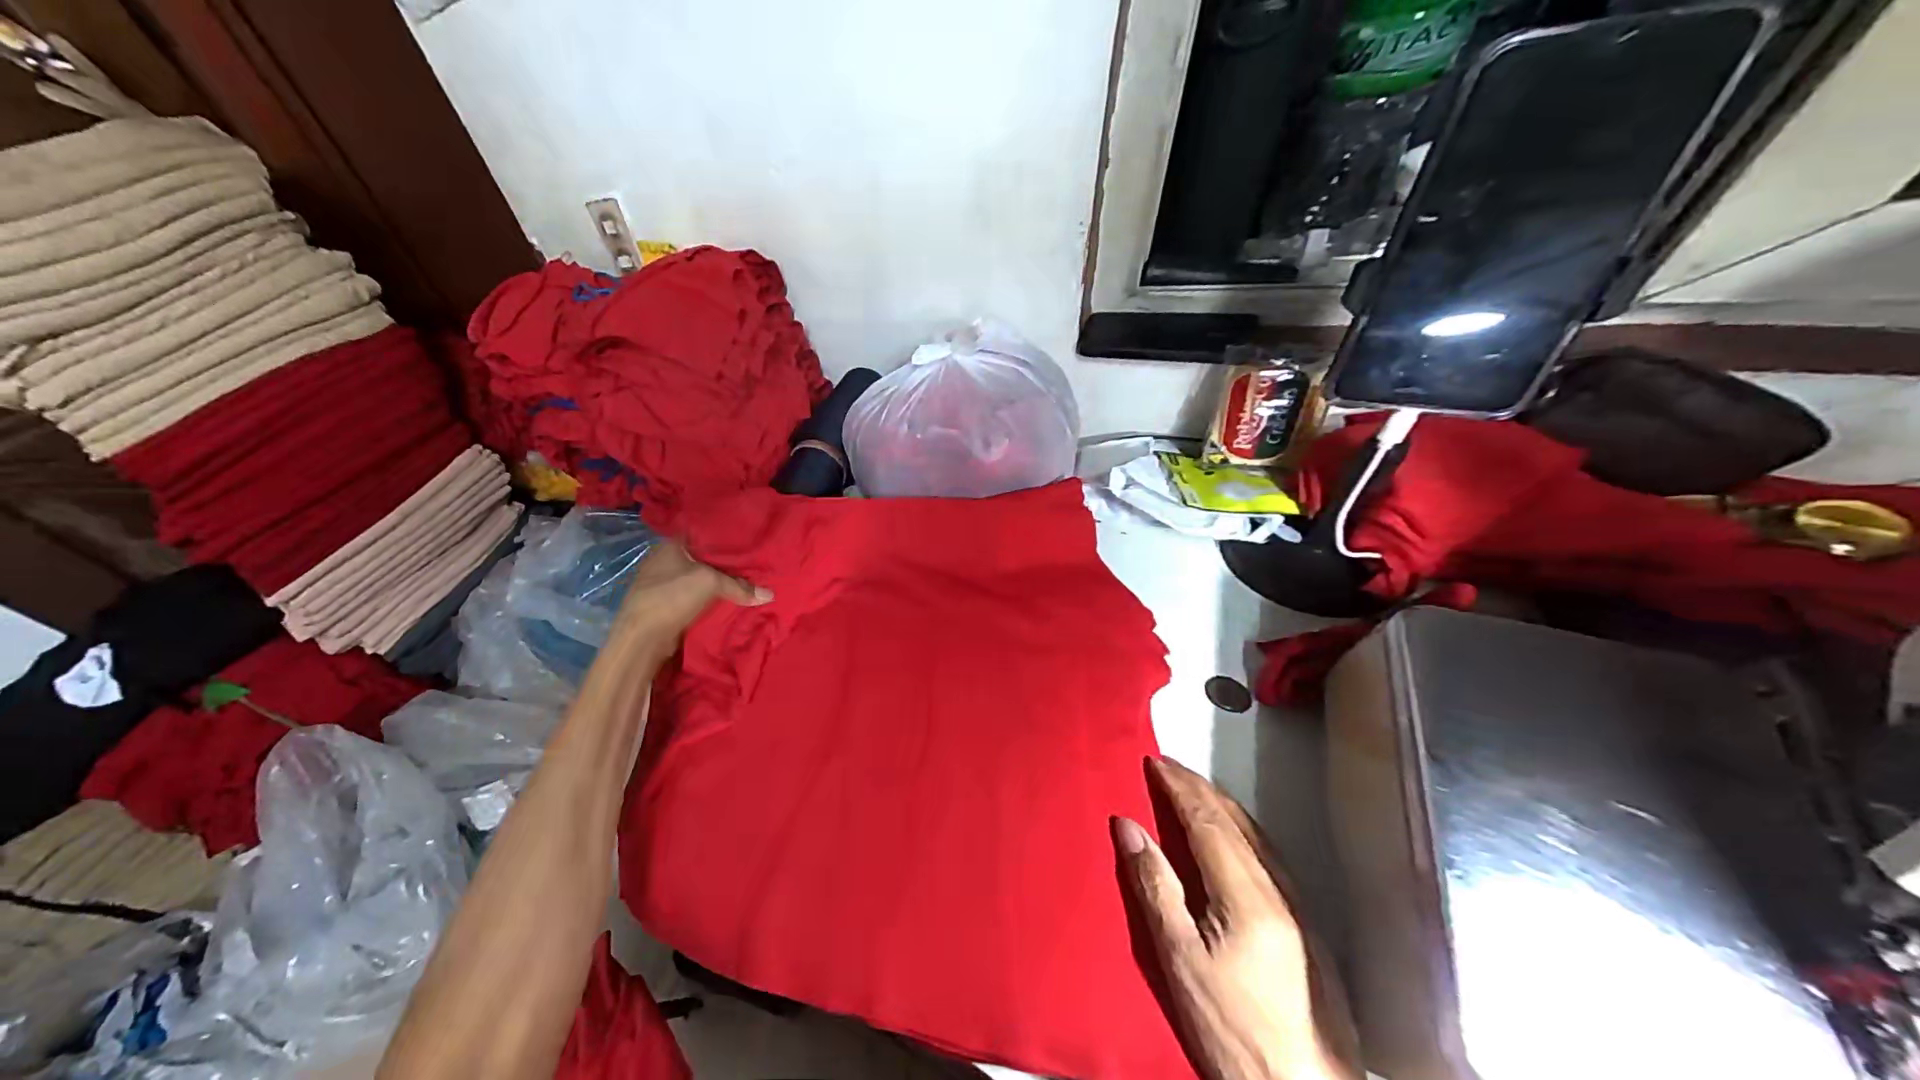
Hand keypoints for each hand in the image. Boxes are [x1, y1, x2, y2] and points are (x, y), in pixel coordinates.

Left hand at [611, 538, 770, 641]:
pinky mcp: (668, 604)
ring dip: (720, 583)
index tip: (750, 542)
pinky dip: (712, 598)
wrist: (642, 638)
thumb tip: (770, 594)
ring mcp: (665, 583)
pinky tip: (731, 599)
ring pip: (701, 578)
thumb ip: (740, 586)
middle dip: (727, 563)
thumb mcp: (710, 583)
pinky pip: (697, 596)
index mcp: (670, 545)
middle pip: (705, 558)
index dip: (727, 538)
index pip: (704, 535)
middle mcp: (666, 560)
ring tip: (748, 581)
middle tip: (755, 564)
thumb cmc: (671, 597)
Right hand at [1112, 759, 1359, 1079]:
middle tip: (1167, 767)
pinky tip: (1229, 836)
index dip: (1178, 786)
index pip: (1206, 819)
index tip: (1154, 761)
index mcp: (1245, 893)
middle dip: (1198, 787)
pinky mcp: (1305, 924)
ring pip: (1255, 834)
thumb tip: (1128, 826)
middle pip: (1234, 820)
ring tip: (1191, 790)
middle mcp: (1277, 888)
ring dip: (1219, 804)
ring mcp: (1297, 905)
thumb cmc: (1230, 1027)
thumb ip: (1154, 886)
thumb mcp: (1178, 958)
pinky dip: (1239, 829)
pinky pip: (1267, 854)